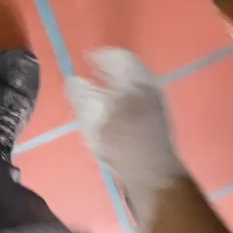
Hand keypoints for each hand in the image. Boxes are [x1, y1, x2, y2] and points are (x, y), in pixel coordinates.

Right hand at [66, 48, 186, 231]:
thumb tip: (74, 80)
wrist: (154, 176)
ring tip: (98, 93)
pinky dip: (123, 99)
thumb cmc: (122, 145)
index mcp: (136, 82)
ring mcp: (157, 105)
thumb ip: (83, 96)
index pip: (119, 57)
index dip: (101, 56)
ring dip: (116, 85)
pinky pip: (138, 100)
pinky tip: (113, 112)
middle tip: (91, 73)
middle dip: (108, 71)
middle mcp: (150, 88)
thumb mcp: (95, 120)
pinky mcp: (158, 122)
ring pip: (134, 86)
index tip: (86, 58)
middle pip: (129, 70)